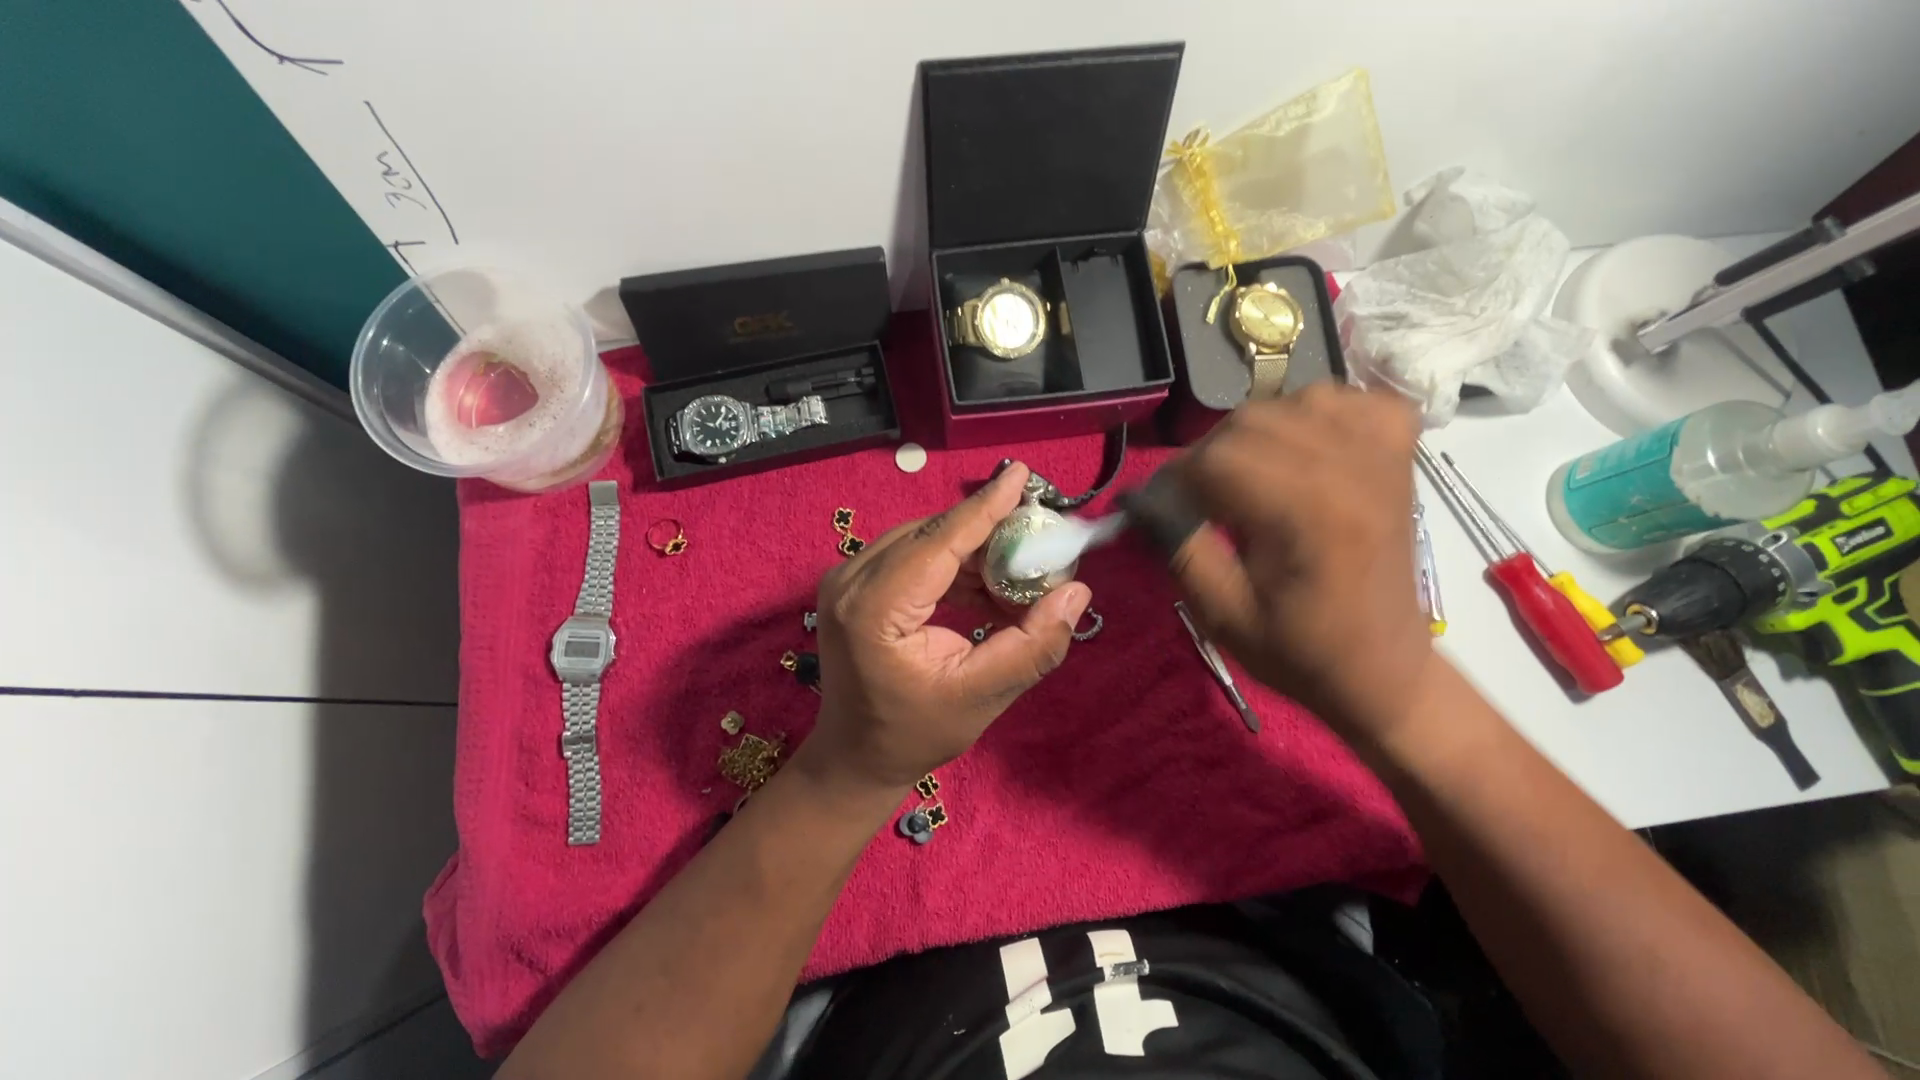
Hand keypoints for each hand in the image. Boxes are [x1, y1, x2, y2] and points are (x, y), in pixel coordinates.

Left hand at [799, 463, 1092, 792]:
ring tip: (1020, 569)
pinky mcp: (853, 585)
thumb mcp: (980, 697)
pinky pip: (910, 556)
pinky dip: (952, 564)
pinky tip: (988, 584)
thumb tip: (1077, 592)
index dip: (984, 508)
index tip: (1022, 475)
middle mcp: (851, 582)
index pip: (938, 542)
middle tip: (1039, 536)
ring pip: (921, 540)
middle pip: (930, 535)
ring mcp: (846, 580)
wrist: (854, 756)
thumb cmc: (913, 734)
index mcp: (874, 608)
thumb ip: (1031, 646)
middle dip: (987, 531)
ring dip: (972, 549)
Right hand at [1170, 384, 1434, 747]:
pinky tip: (1304, 449)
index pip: (1217, 458)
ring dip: (1257, 432)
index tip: (1162, 508)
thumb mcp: (1222, 613)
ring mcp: (1382, 451)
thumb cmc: (1299, 650)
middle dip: (1211, 456)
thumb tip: (1141, 501)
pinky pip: (1347, 399)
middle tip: (1202, 500)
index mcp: (1309, 512)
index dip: (1176, 479)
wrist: (1381, 669)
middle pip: (1251, 420)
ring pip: (1293, 400)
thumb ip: (1179, 546)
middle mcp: (1350, 467)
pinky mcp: (1399, 449)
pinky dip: (1316, 413)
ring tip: (1250, 477)